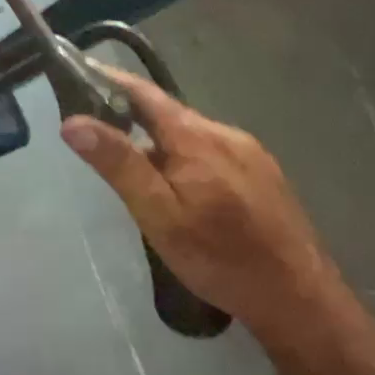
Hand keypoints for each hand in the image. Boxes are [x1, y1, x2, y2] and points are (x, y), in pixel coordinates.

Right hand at [60, 66, 349, 340]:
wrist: (301, 301)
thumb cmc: (220, 258)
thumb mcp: (158, 214)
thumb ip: (119, 164)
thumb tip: (73, 122)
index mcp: (197, 138)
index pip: (145, 94)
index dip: (108, 80)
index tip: (75, 73)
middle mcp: (226, 134)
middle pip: (166, 114)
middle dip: (128, 118)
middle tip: (93, 138)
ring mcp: (250, 155)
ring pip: (188, 136)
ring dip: (156, 143)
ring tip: (131, 172)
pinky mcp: (263, 177)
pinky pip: (210, 153)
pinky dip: (182, 159)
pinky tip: (176, 191)